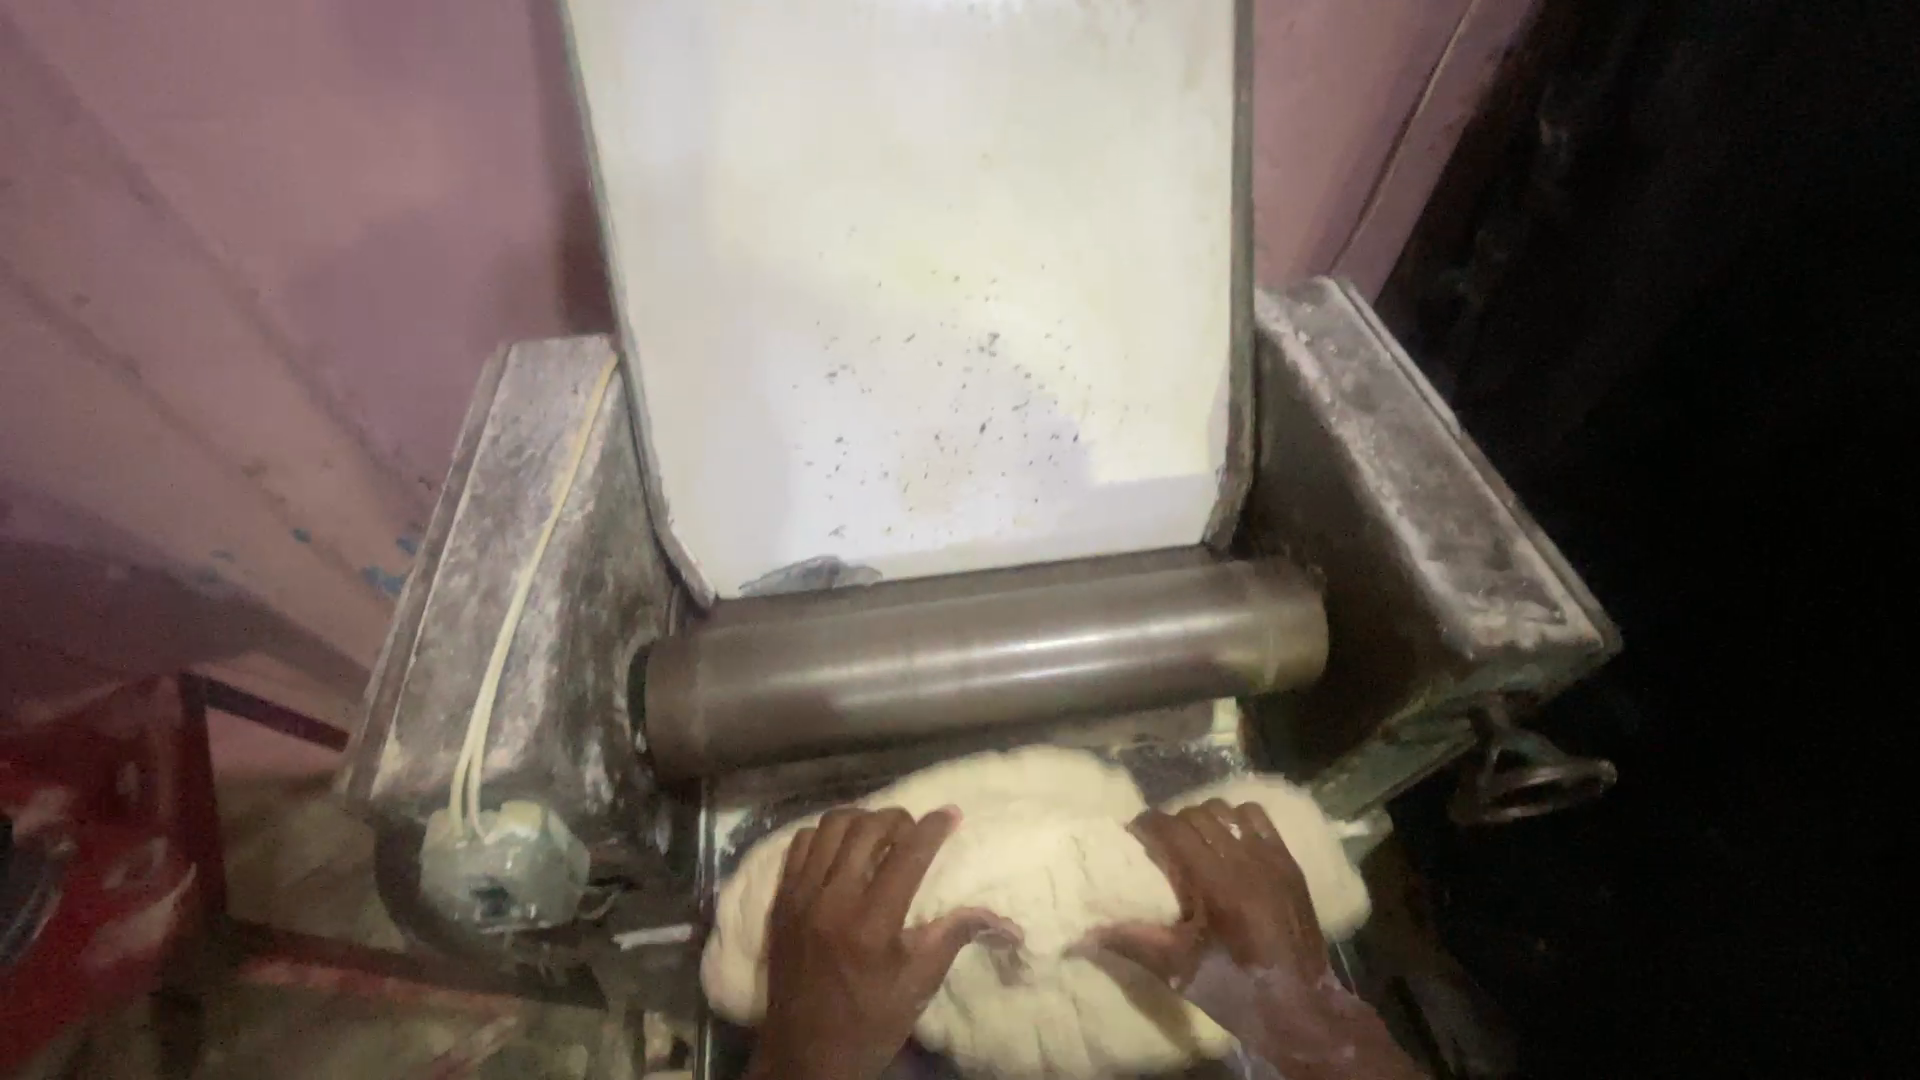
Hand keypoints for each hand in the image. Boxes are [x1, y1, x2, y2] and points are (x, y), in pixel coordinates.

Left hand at [745, 807, 1009, 1079]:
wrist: (804, 1058)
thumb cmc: (869, 1023)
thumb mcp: (918, 984)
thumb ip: (955, 936)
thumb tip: (1008, 922)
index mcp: (871, 924)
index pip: (907, 855)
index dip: (933, 828)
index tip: (952, 814)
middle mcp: (832, 900)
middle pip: (868, 828)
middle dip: (899, 819)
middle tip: (915, 829)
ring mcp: (800, 896)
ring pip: (831, 826)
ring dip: (862, 819)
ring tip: (880, 834)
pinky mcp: (781, 899)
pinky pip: (800, 843)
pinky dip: (825, 835)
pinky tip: (843, 849)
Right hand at [1086, 802, 1427, 1078]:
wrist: (1301, 1011)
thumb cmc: (1234, 990)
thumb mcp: (1177, 970)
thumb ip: (1132, 942)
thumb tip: (1084, 933)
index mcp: (1216, 886)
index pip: (1174, 830)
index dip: (1149, 824)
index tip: (1135, 833)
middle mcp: (1244, 862)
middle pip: (1197, 815)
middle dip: (1173, 822)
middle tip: (1161, 844)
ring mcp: (1271, 859)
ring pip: (1227, 810)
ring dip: (1203, 818)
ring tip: (1194, 841)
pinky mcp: (1289, 863)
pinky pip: (1258, 817)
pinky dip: (1237, 818)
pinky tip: (1229, 840)